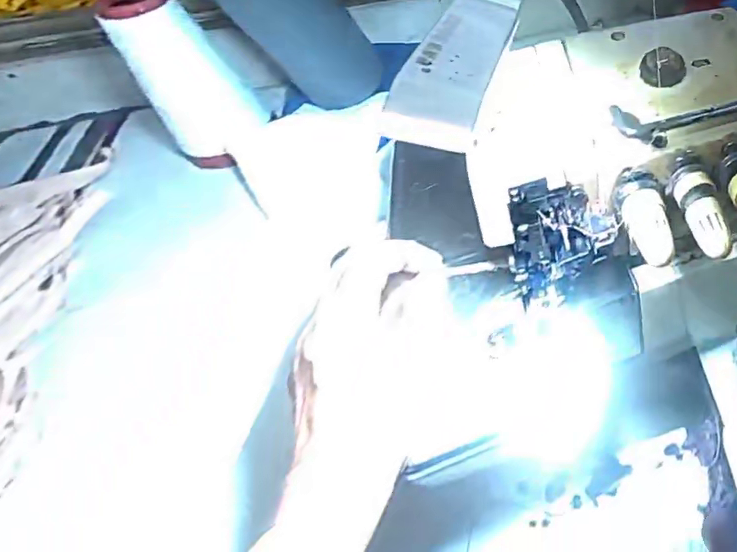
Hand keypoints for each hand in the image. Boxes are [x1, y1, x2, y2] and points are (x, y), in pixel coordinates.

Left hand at [291, 240, 449, 464]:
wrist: (335, 485)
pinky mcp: (307, 369)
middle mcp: (319, 329)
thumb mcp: (415, 359)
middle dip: (384, 255)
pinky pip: (331, 317)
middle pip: (345, 265)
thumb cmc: (374, 432)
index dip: (407, 251)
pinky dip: (358, 305)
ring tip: (402, 289)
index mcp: (345, 320)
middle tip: (414, 262)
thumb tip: (424, 284)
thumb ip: (419, 308)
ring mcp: (308, 350)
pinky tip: (380, 323)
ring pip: (336, 290)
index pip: (371, 257)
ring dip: (370, 278)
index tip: (429, 265)